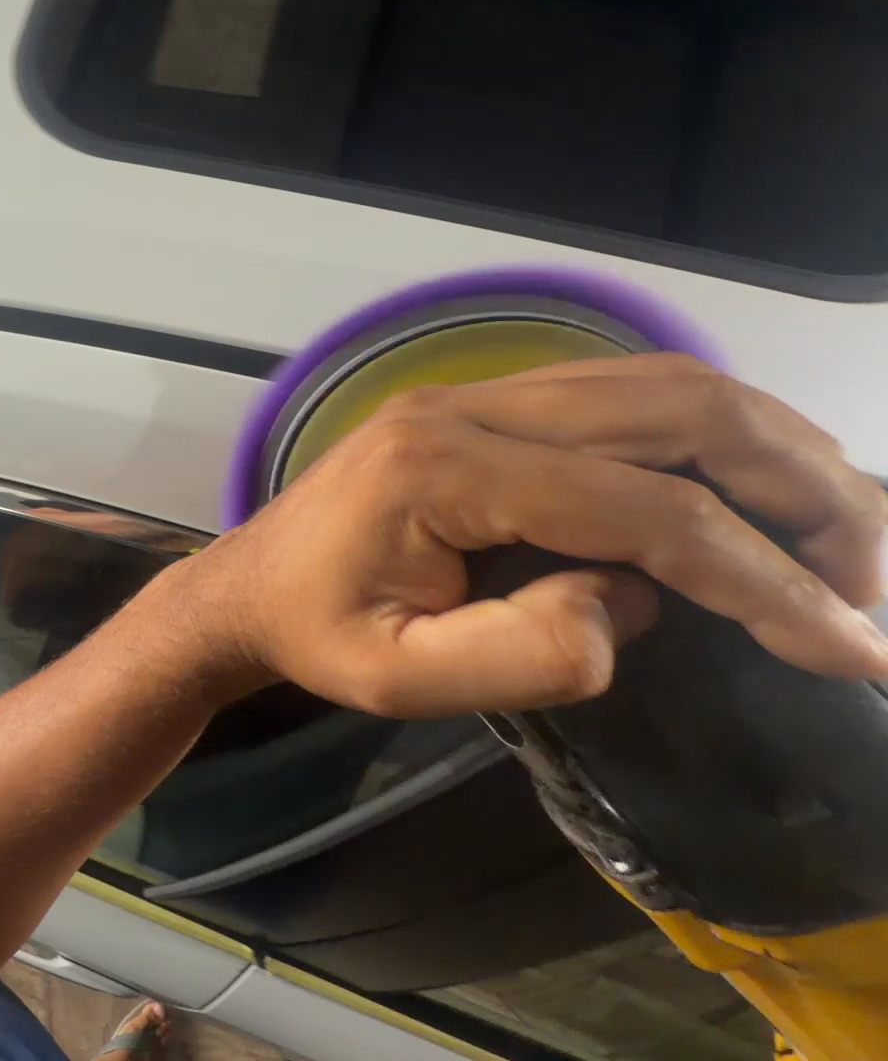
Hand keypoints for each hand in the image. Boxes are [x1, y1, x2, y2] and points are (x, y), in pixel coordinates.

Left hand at [158, 353, 887, 717]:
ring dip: (769, 449)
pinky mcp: (469, 409)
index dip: (765, 581)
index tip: (853, 650)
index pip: (643, 510)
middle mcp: (459, 408)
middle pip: (678, 410)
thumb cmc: (307, 636)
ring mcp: (463, 397)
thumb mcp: (398, 678)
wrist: (241, 592)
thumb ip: (524, 654)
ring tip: (837, 536)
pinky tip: (738, 492)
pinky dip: (701, 438)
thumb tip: (635, 603)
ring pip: (658, 387)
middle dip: (805, 489)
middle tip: (867, 582)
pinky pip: (613, 397)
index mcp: (438, 470)